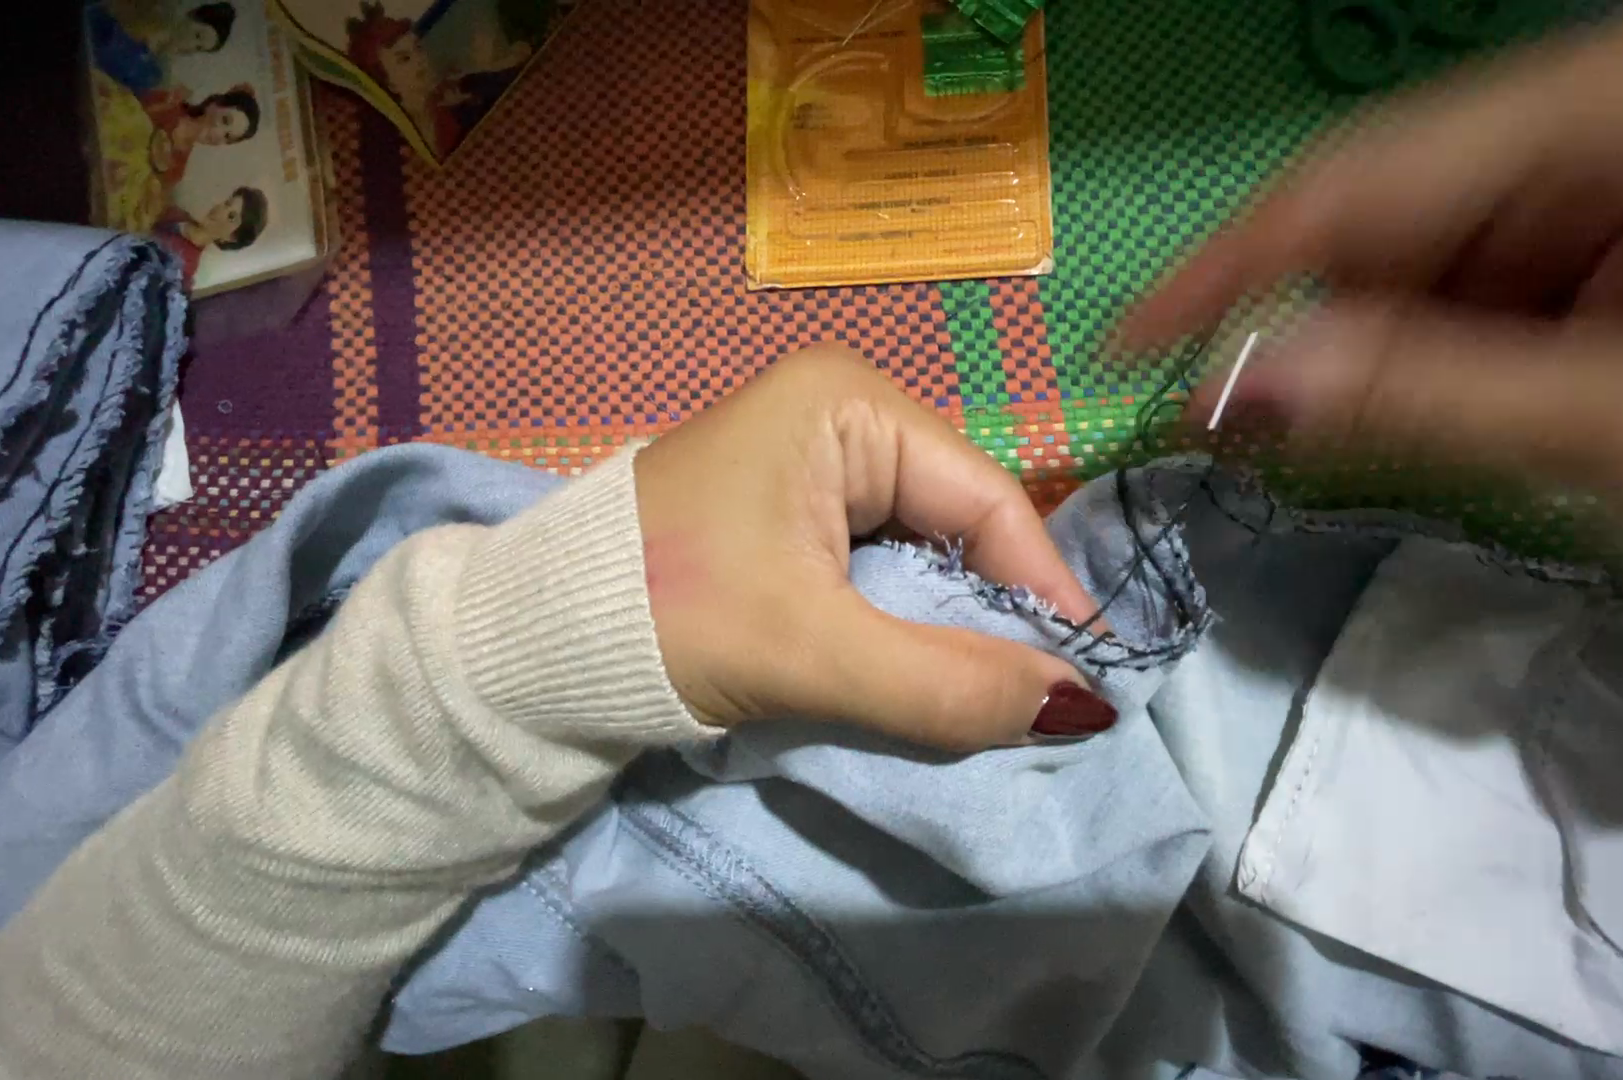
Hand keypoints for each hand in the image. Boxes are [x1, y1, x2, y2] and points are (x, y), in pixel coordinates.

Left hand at [633, 346, 1113, 749]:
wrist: (536, 641)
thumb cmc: (664, 615)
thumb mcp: (808, 649)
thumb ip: (941, 682)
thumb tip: (1075, 707)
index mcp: (848, 403)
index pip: (984, 495)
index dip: (1042, 586)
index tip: (1086, 674)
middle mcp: (840, 413)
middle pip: (958, 518)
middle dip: (994, 606)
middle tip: (1036, 691)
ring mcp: (815, 458)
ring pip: (923, 545)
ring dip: (951, 618)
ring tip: (984, 684)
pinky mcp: (794, 506)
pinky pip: (881, 560)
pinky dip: (906, 616)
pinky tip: (919, 659)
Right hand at [1121, 2, 1622, 540]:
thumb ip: (1416, 397)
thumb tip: (1233, 391)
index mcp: (1615, 108)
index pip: (1345, 185)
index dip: (1216, 272)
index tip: (1122, 343)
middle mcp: (1583, 115)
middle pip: (1364, 222)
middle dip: (1282, 326)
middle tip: (1221, 421)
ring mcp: (1581, 167)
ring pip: (1395, 258)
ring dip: (1337, 348)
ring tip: (1312, 426)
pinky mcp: (1578, 221)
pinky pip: (1441, 279)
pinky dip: (1394, 348)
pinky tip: (1391, 395)